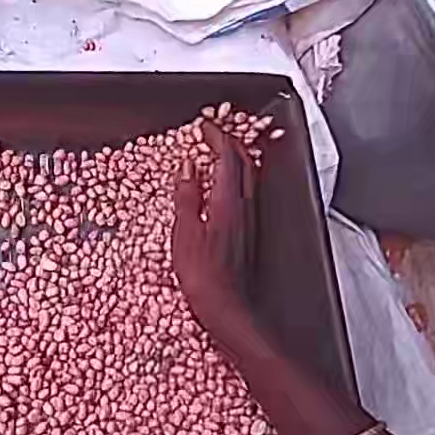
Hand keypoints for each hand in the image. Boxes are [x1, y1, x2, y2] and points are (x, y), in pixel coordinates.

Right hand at [172, 120, 260, 351]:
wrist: (227, 307)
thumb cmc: (203, 275)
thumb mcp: (184, 232)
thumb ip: (187, 197)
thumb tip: (188, 168)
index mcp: (228, 201)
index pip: (227, 156)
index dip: (216, 136)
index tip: (203, 127)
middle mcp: (245, 206)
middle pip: (243, 162)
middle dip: (228, 142)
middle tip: (210, 136)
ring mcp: (250, 219)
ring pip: (247, 176)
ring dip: (233, 159)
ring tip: (215, 155)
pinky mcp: (248, 231)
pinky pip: (244, 192)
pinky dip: (232, 179)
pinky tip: (220, 188)